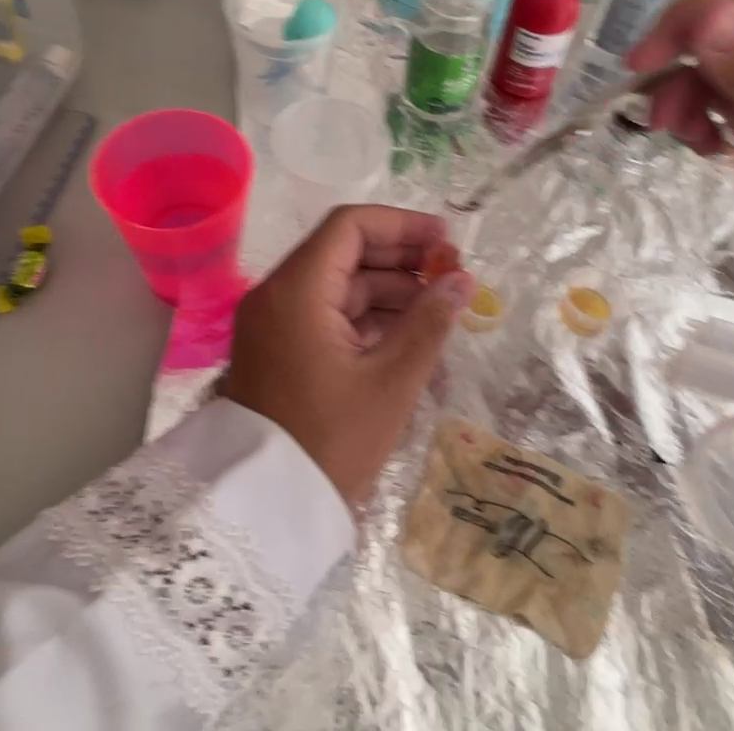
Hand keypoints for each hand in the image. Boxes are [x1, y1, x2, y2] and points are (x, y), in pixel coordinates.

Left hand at [219, 206, 473, 504]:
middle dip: (402, 260)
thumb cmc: (332, 441)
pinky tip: (410, 339)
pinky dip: (368, 321)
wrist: (270, 508)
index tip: (448, 242)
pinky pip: (329, 318)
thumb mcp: (391, 381)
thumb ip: (429, 323)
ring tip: (441, 313)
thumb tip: (462, 280)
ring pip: (339, 287)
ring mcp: (276, 324)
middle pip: (345, 254)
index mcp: (296, 290)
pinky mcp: (281, 351)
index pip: (350, 227)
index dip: (402, 226)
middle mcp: (278, 295)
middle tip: (453, 276)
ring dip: (390, 293)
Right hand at [627, 0, 733, 239]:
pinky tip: (708, 144)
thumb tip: (706, 15)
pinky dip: (704, 108)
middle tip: (656, 110)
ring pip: (721, 48)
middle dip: (689, 59)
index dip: (698, 17)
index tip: (645, 62)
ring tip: (684, 137)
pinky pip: (724, 79)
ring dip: (690, 90)